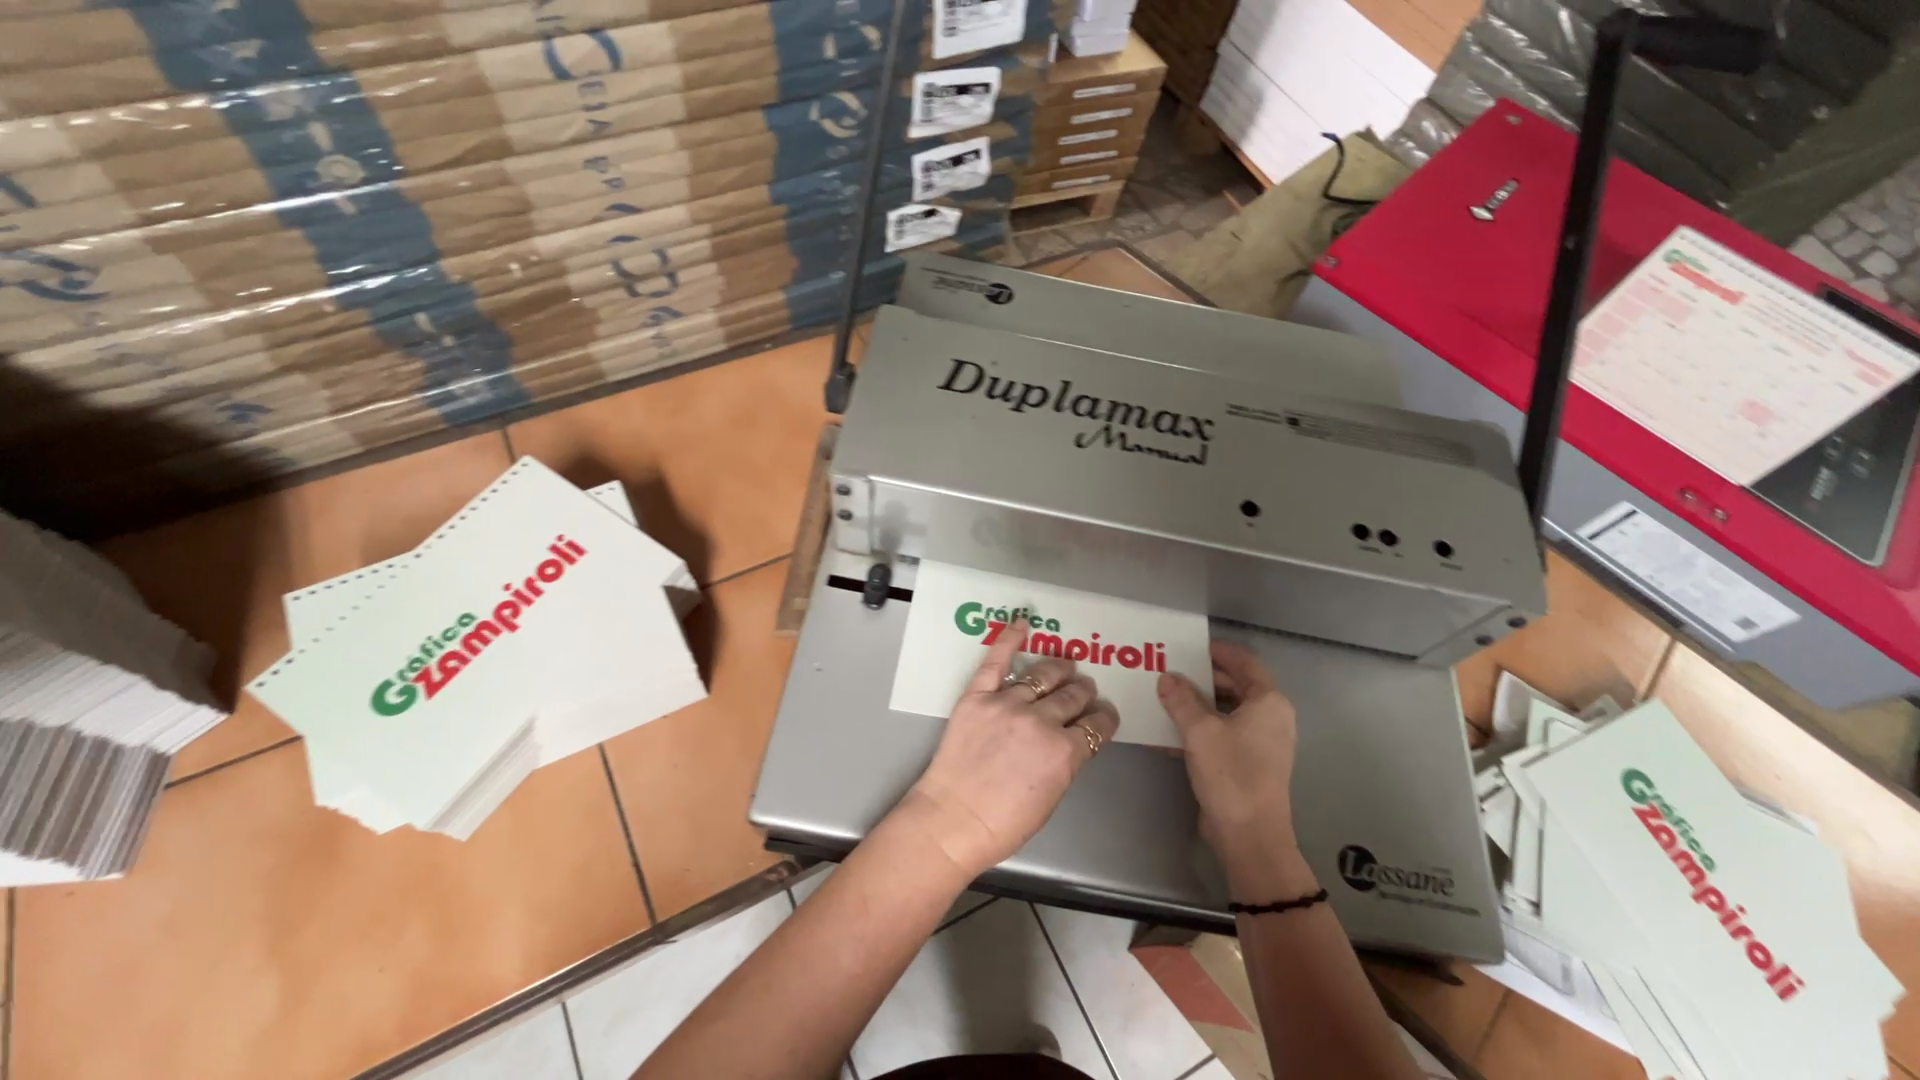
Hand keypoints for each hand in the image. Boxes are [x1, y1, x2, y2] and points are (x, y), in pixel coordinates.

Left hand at [894, 619, 1120, 878]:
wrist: (953, 820)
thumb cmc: (1004, 823)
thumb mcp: (1052, 797)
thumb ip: (1066, 762)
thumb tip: (1070, 741)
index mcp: (1065, 751)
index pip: (1096, 724)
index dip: (1104, 717)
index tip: (1105, 713)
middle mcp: (1041, 720)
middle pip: (1073, 695)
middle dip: (1084, 691)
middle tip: (1085, 688)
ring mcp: (1007, 704)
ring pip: (1043, 675)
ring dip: (1059, 669)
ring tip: (1066, 664)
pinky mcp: (977, 696)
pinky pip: (997, 660)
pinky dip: (1009, 638)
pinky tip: (1022, 623)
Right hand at [1158, 642, 1310, 895]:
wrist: (1249, 834)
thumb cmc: (1231, 772)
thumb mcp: (1200, 730)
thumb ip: (1181, 699)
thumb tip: (1167, 678)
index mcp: (1268, 701)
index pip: (1244, 662)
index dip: (1218, 651)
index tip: (1190, 646)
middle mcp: (1271, 717)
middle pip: (1236, 685)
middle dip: (1202, 678)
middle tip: (1170, 671)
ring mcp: (1262, 742)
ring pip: (1227, 711)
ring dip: (1198, 704)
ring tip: (1165, 698)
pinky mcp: (1249, 763)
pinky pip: (1224, 734)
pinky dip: (1201, 728)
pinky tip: (1171, 733)